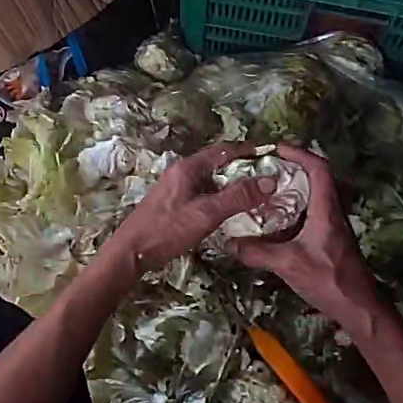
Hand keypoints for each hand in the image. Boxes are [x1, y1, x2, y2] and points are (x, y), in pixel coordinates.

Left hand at [101, 143, 278, 269]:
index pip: (225, 149)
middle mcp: (182, 171)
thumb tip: (270, 180)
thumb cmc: (167, 230)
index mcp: (189, 167)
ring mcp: (176, 187)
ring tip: (256, 193)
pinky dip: (221, 195)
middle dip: (244, 168)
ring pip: (211, 179)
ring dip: (233, 183)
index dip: (249, 150)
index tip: (272, 156)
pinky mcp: (174, 203)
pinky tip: (231, 209)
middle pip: (218, 162)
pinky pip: (204, 191)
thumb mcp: (207, 213)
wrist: (130, 253)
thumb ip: (238, 196)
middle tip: (269, 177)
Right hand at [225, 145, 385, 334]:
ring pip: (317, 195)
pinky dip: (298, 206)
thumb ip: (257, 252)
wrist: (359, 308)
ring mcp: (334, 226)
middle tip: (268, 168)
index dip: (299, 154)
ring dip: (297, 186)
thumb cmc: (329, 280)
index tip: (277, 149)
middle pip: (319, 178)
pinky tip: (280, 219)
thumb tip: (229, 243)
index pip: (319, 169)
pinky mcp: (332, 239)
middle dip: (295, 167)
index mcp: (326, 210)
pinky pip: (314, 212)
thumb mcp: (288, 264)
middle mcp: (333, 212)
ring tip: (270, 188)